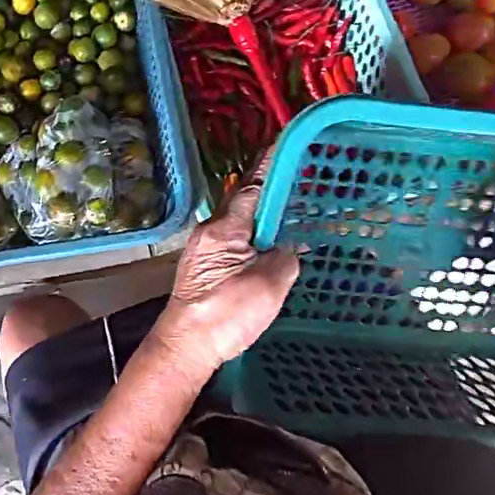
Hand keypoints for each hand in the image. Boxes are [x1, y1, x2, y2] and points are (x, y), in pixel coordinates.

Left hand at [151, 167, 299, 371]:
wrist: (186, 346)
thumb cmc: (224, 314)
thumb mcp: (268, 283)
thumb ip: (286, 256)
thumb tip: (289, 245)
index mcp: (222, 229)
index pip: (252, 188)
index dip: (273, 168)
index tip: (291, 147)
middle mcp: (210, 233)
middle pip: (247, 203)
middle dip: (275, 192)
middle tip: (307, 181)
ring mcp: (206, 251)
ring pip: (243, 224)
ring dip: (268, 217)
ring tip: (299, 210)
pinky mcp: (208, 268)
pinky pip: (238, 242)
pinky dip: (259, 238)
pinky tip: (277, 244)